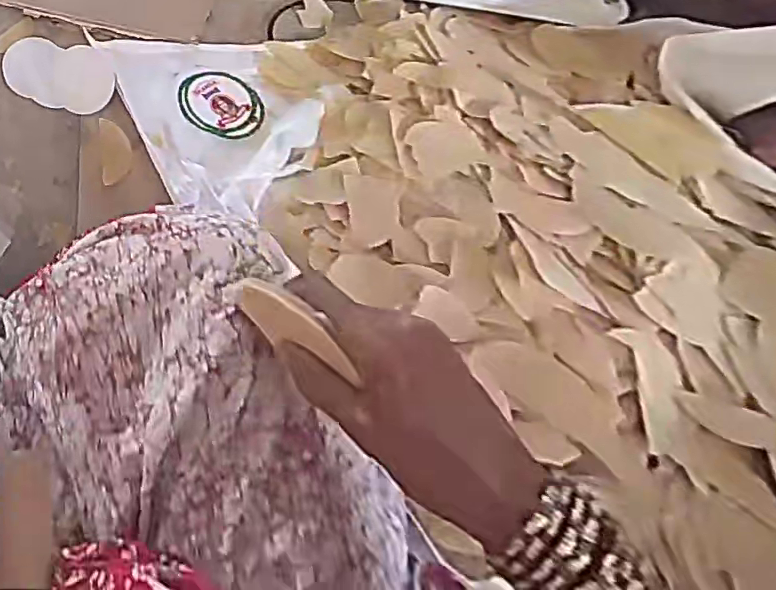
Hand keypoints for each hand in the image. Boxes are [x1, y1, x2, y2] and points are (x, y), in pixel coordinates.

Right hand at [276, 274, 546, 551]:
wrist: (506, 487)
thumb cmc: (425, 460)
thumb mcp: (361, 427)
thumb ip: (317, 379)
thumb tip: (284, 342)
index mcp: (375, 336)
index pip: (319, 290)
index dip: (289, 292)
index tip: (269, 306)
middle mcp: (399, 319)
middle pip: (343, 307)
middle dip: (320, 325)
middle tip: (309, 362)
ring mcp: (424, 329)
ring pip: (367, 320)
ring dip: (349, 339)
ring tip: (349, 384)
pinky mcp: (441, 342)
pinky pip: (392, 331)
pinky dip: (375, 346)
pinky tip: (382, 385)